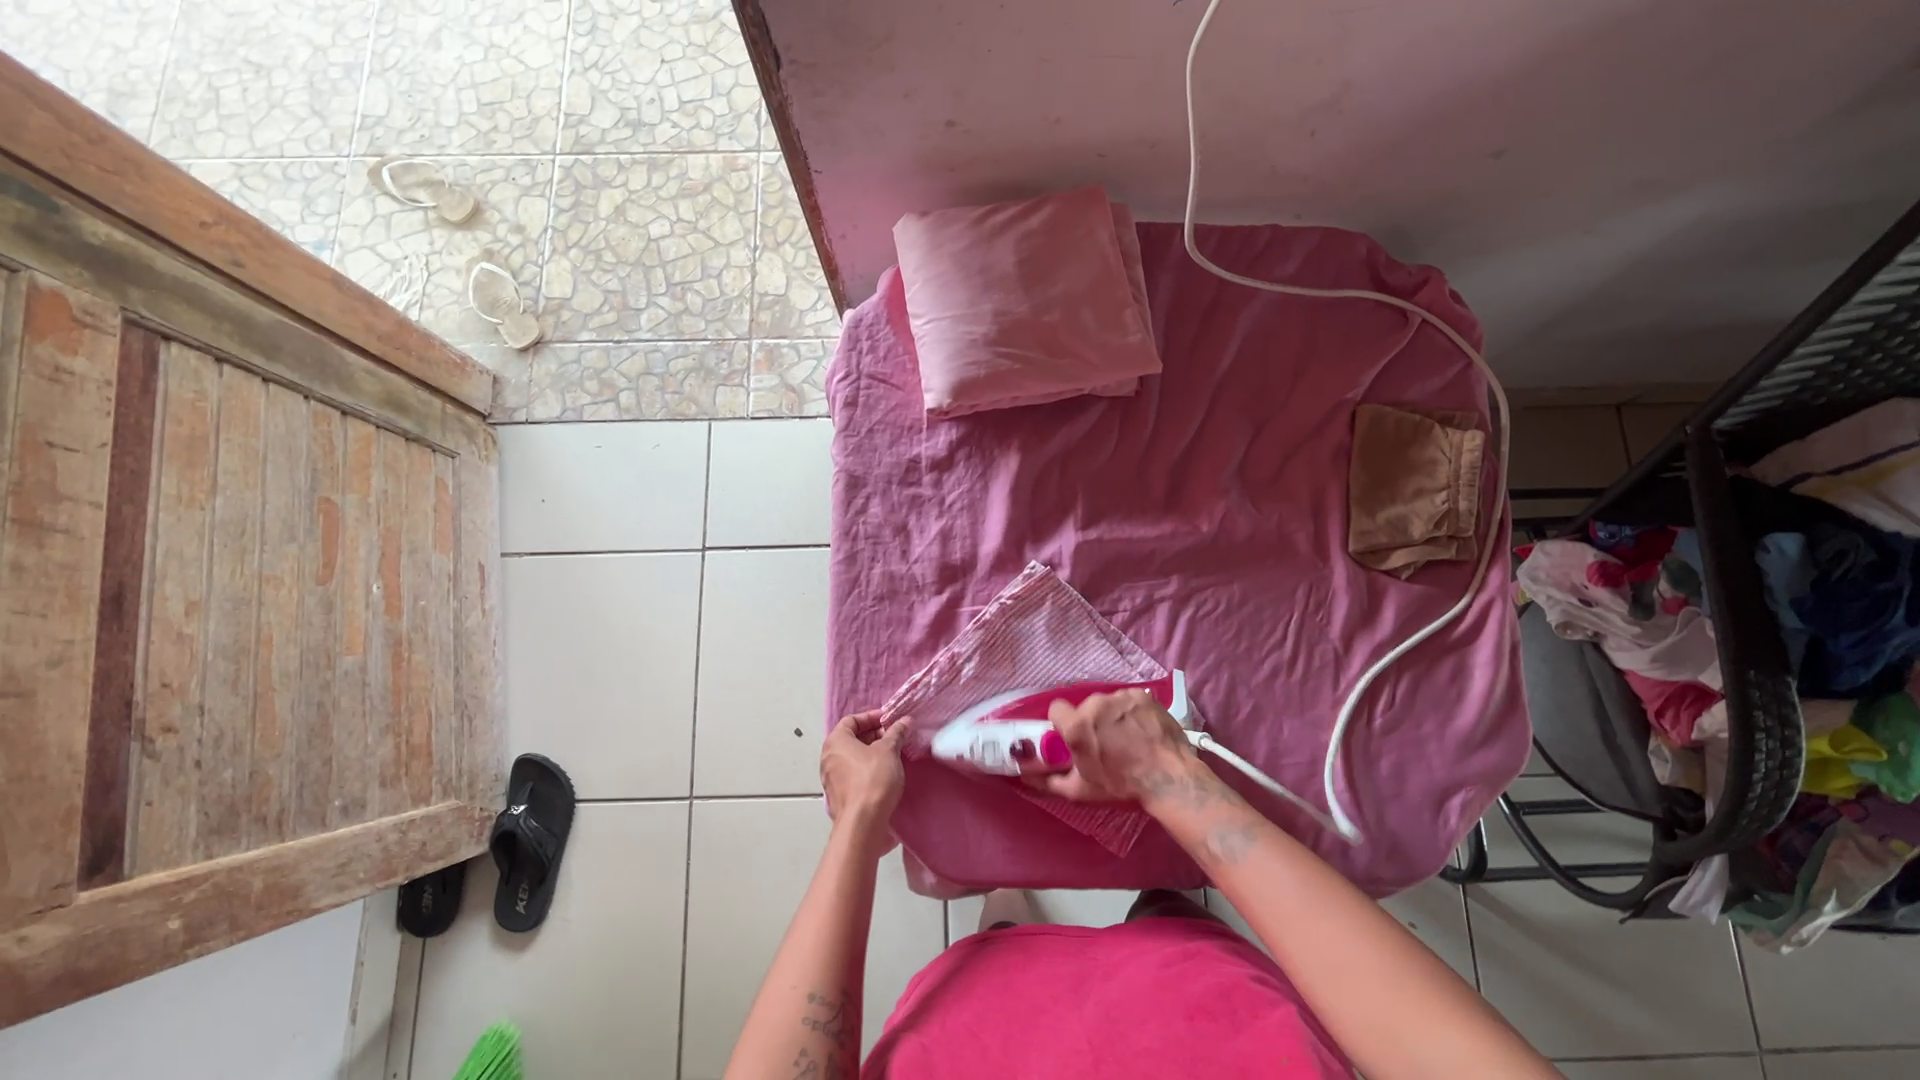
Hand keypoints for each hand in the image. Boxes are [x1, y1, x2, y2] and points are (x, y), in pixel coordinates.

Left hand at [821, 710, 910, 831]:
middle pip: (851, 738)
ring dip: (872, 753)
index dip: (872, 717)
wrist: (863, 823)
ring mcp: (831, 778)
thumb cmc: (873, 779)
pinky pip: (853, 774)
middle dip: (875, 735)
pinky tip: (886, 773)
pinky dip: (868, 769)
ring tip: (894, 754)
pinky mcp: (839, 795)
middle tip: (896, 737)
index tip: (890, 720)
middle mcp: (828, 757)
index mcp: (835, 741)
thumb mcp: (889, 751)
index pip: (852, 720)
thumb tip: (905, 721)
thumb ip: (896, 733)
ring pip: (853, 758)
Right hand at [1027, 690, 1205, 805]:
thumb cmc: (1122, 786)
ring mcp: (1121, 697)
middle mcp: (1096, 705)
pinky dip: (1131, 712)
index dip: (1062, 723)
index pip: (1056, 709)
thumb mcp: (1081, 791)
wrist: (1169, 779)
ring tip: (1127, 737)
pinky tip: (1142, 729)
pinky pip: (1128, 701)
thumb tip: (1026, 778)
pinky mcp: (1143, 696)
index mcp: (1077, 726)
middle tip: (1104, 743)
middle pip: (1084, 708)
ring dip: (1111, 716)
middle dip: (1090, 722)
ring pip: (1107, 703)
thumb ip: (1049, 782)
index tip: (1072, 737)